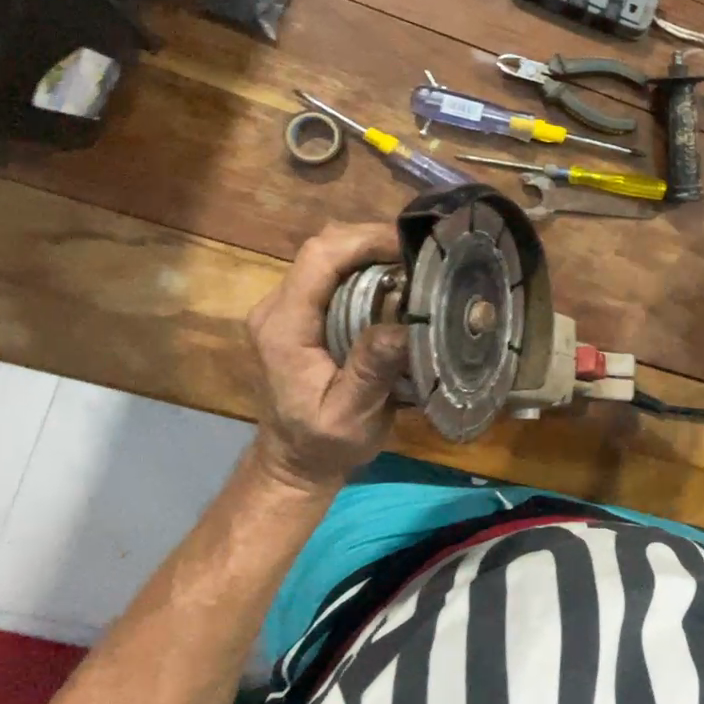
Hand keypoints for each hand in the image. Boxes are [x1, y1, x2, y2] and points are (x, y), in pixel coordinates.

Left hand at [246, 222, 409, 493]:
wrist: (295, 463)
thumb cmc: (322, 444)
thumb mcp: (350, 417)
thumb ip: (370, 372)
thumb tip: (402, 327)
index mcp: (284, 326)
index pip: (318, 258)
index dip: (365, 240)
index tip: (411, 246)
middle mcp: (278, 307)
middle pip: (326, 247)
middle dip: (375, 241)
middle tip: (424, 255)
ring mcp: (288, 308)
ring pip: (332, 256)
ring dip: (375, 252)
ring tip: (419, 265)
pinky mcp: (304, 313)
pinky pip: (336, 274)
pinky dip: (371, 268)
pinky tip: (401, 283)